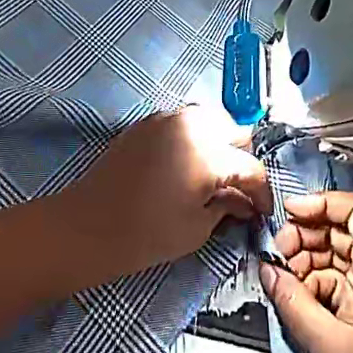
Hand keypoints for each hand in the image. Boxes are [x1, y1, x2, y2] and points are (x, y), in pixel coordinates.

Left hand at [53, 106, 271, 278]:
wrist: (91, 223)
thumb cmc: (147, 233)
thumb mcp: (197, 227)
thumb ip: (227, 206)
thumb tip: (243, 201)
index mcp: (207, 153)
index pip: (250, 165)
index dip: (262, 192)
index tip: (261, 211)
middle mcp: (189, 126)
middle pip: (234, 129)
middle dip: (241, 156)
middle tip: (238, 188)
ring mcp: (164, 119)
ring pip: (208, 119)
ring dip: (218, 141)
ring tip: (214, 174)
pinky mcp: (145, 123)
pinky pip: (182, 120)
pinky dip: (193, 136)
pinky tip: (188, 163)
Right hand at [260, 192, 352, 352]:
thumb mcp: (334, 348)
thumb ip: (295, 303)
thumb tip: (266, 270)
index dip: (320, 204)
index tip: (287, 213)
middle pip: (342, 234)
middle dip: (305, 237)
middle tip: (277, 254)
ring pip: (338, 262)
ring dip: (307, 264)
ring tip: (284, 281)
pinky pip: (340, 289)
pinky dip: (316, 289)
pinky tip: (298, 302)